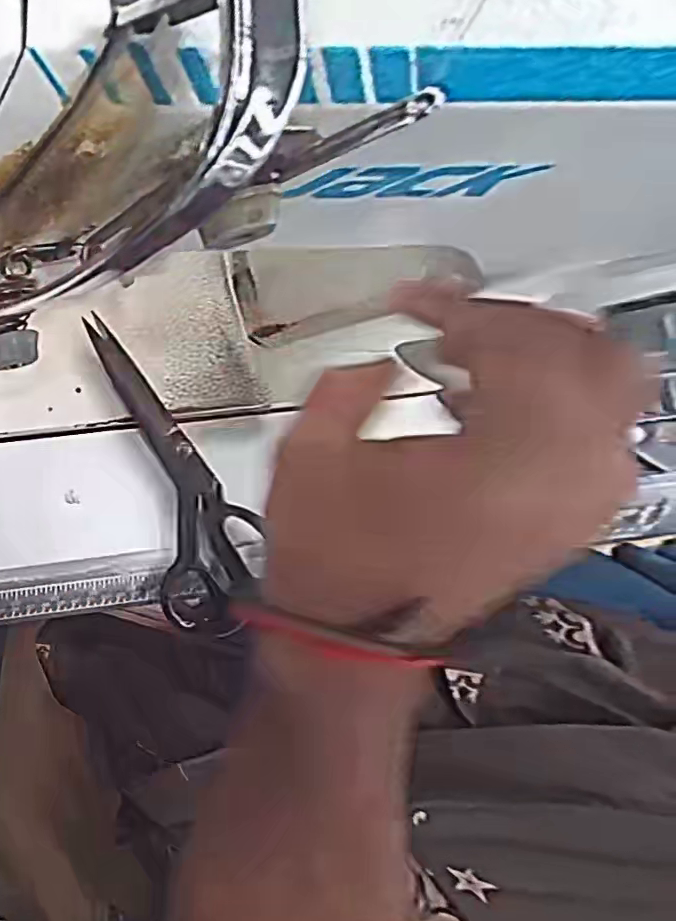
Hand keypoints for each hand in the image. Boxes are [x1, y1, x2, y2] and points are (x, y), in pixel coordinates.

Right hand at [262, 281, 651, 644]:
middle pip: (593, 353)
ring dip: (542, 355)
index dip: (458, 308)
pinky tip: (488, 398)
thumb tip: (370, 362)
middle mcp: (574, 469)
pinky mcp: (577, 510)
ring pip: (612, 388)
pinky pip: (597, 429)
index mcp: (510, 451)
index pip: (517, 343)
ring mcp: (587, 493)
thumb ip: (343, 391)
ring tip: (471, 350)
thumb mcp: (308, 456)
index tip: (416, 299)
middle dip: (518, 321)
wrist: (354, 622)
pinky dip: (551, 397)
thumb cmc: (331, 554)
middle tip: (455, 313)